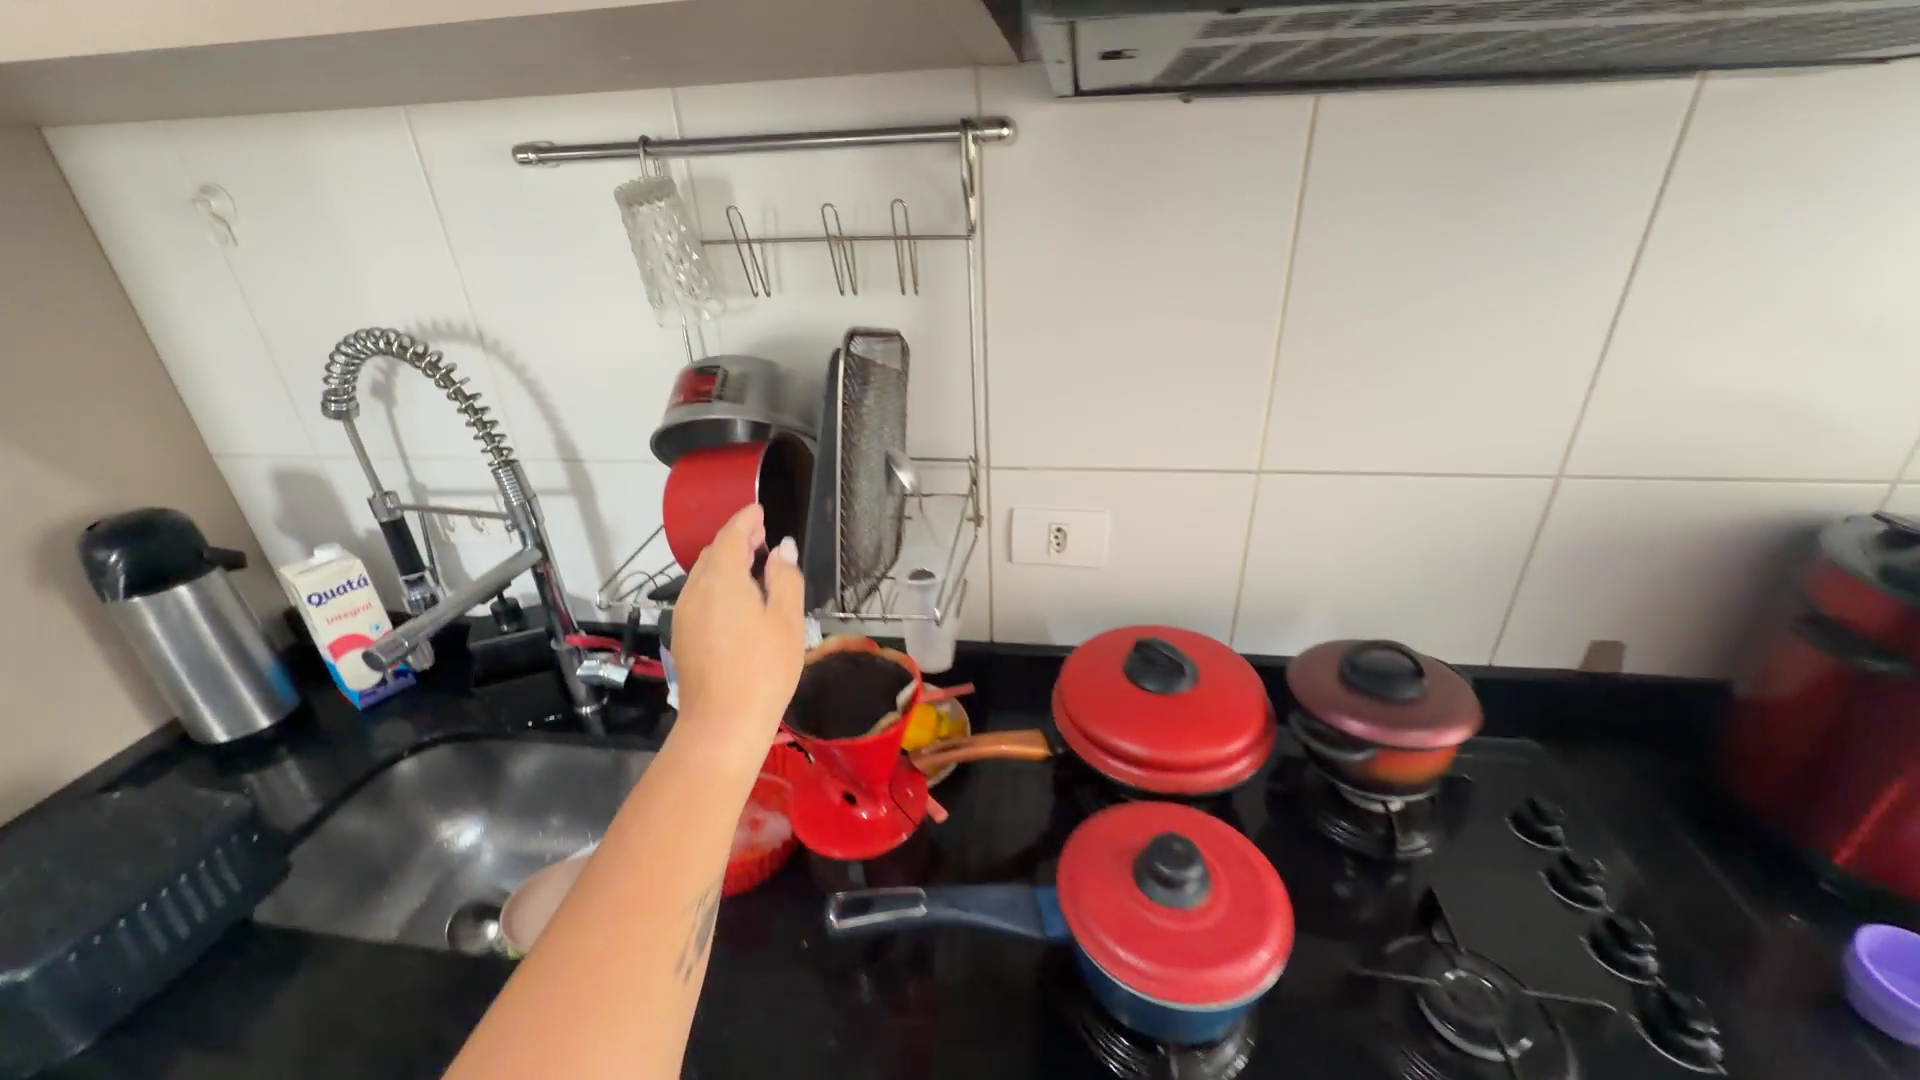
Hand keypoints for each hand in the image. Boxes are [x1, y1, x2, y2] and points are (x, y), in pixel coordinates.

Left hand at [670, 504, 805, 744]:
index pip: (731, 534)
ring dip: (726, 563)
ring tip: (753, 568)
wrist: (723, 722)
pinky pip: (699, 596)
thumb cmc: (764, 668)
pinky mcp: (683, 634)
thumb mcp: (787, 620)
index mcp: (723, 578)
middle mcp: (696, 589)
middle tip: (763, 539)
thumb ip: (785, 577)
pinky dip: (717, 585)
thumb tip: (782, 549)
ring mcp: (685, 613)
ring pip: (703, 575)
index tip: (760, 511)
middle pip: (714, 552)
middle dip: (737, 539)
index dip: (746, 519)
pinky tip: (737, 602)